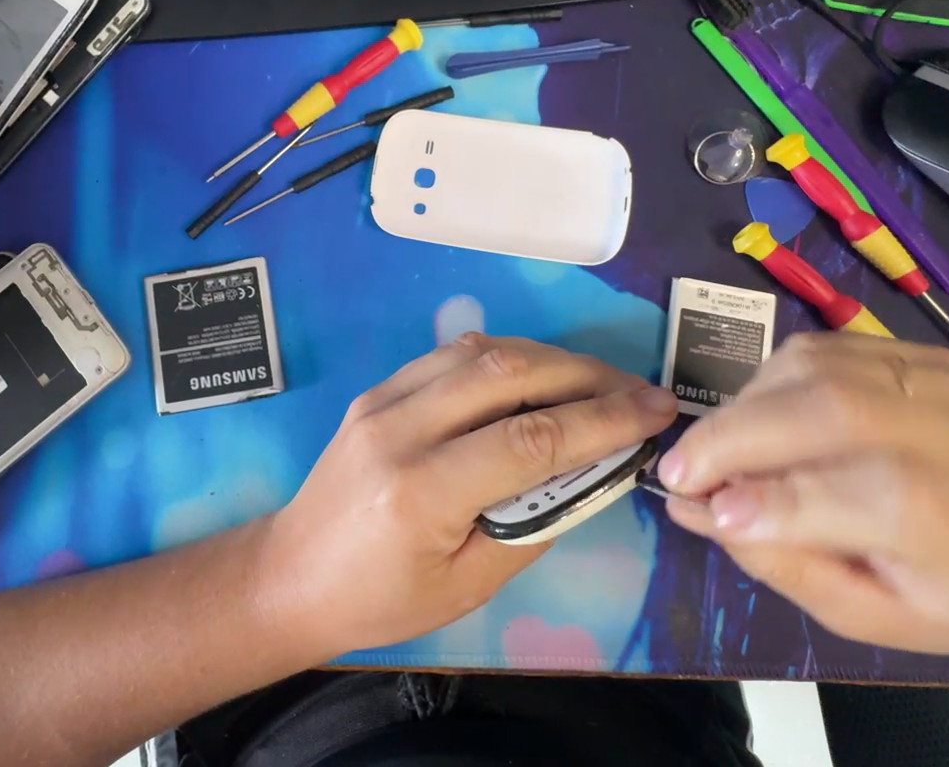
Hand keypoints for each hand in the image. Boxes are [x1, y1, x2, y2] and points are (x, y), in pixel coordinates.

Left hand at [257, 334, 679, 656]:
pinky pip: (446, 355)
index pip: (531, 438)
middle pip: (505, 373)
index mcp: (422, 490)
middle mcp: (398, 428)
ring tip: (595, 378)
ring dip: (545, 356)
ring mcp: (380, 400)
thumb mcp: (468, 585)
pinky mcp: (374, 391)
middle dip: (584, 374)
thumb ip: (533, 523)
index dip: (603, 420)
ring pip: (476, 350)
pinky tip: (534, 373)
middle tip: (635, 388)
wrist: (293, 573)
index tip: (656, 411)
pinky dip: (501, 355)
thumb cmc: (381, 598)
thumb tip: (591, 470)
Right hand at [658, 333, 948, 655]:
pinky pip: (825, 348)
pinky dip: (771, 380)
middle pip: (842, 409)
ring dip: (746, 404)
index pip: (882, 497)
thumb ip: (781, 563)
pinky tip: (761, 416)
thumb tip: (694, 506)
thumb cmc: (947, 599)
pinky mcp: (931, 357)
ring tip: (719, 446)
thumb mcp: (868, 617)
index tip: (698, 504)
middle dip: (737, 434)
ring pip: (821, 367)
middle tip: (680, 468)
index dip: (781, 498)